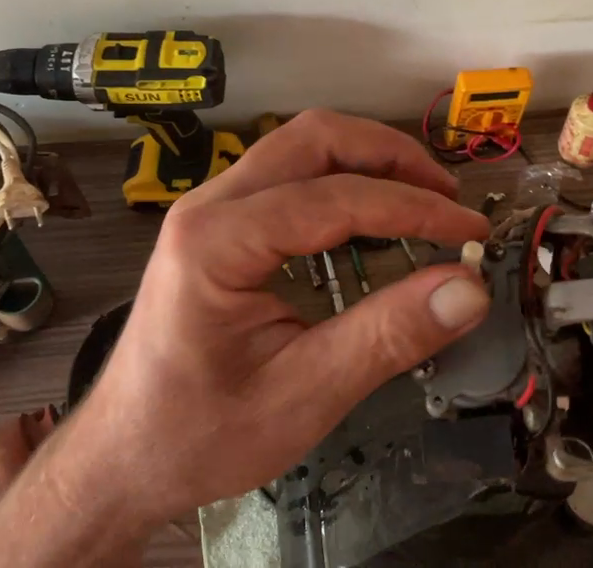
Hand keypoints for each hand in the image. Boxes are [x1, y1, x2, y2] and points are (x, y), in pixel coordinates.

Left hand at [0, 110, 493, 567]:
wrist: (123, 456)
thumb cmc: (198, 433)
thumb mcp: (302, 394)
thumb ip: (386, 336)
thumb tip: (467, 289)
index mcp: (217, 241)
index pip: (333, 197)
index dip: (412, 207)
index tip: (469, 229)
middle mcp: (209, 205)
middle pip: (311, 138)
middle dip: (388, 155)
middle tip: (446, 194)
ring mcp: (209, 209)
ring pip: (299, 146)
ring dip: (366, 160)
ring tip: (422, 197)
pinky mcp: (218, 224)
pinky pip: (287, 176)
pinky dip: (341, 180)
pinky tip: (374, 216)